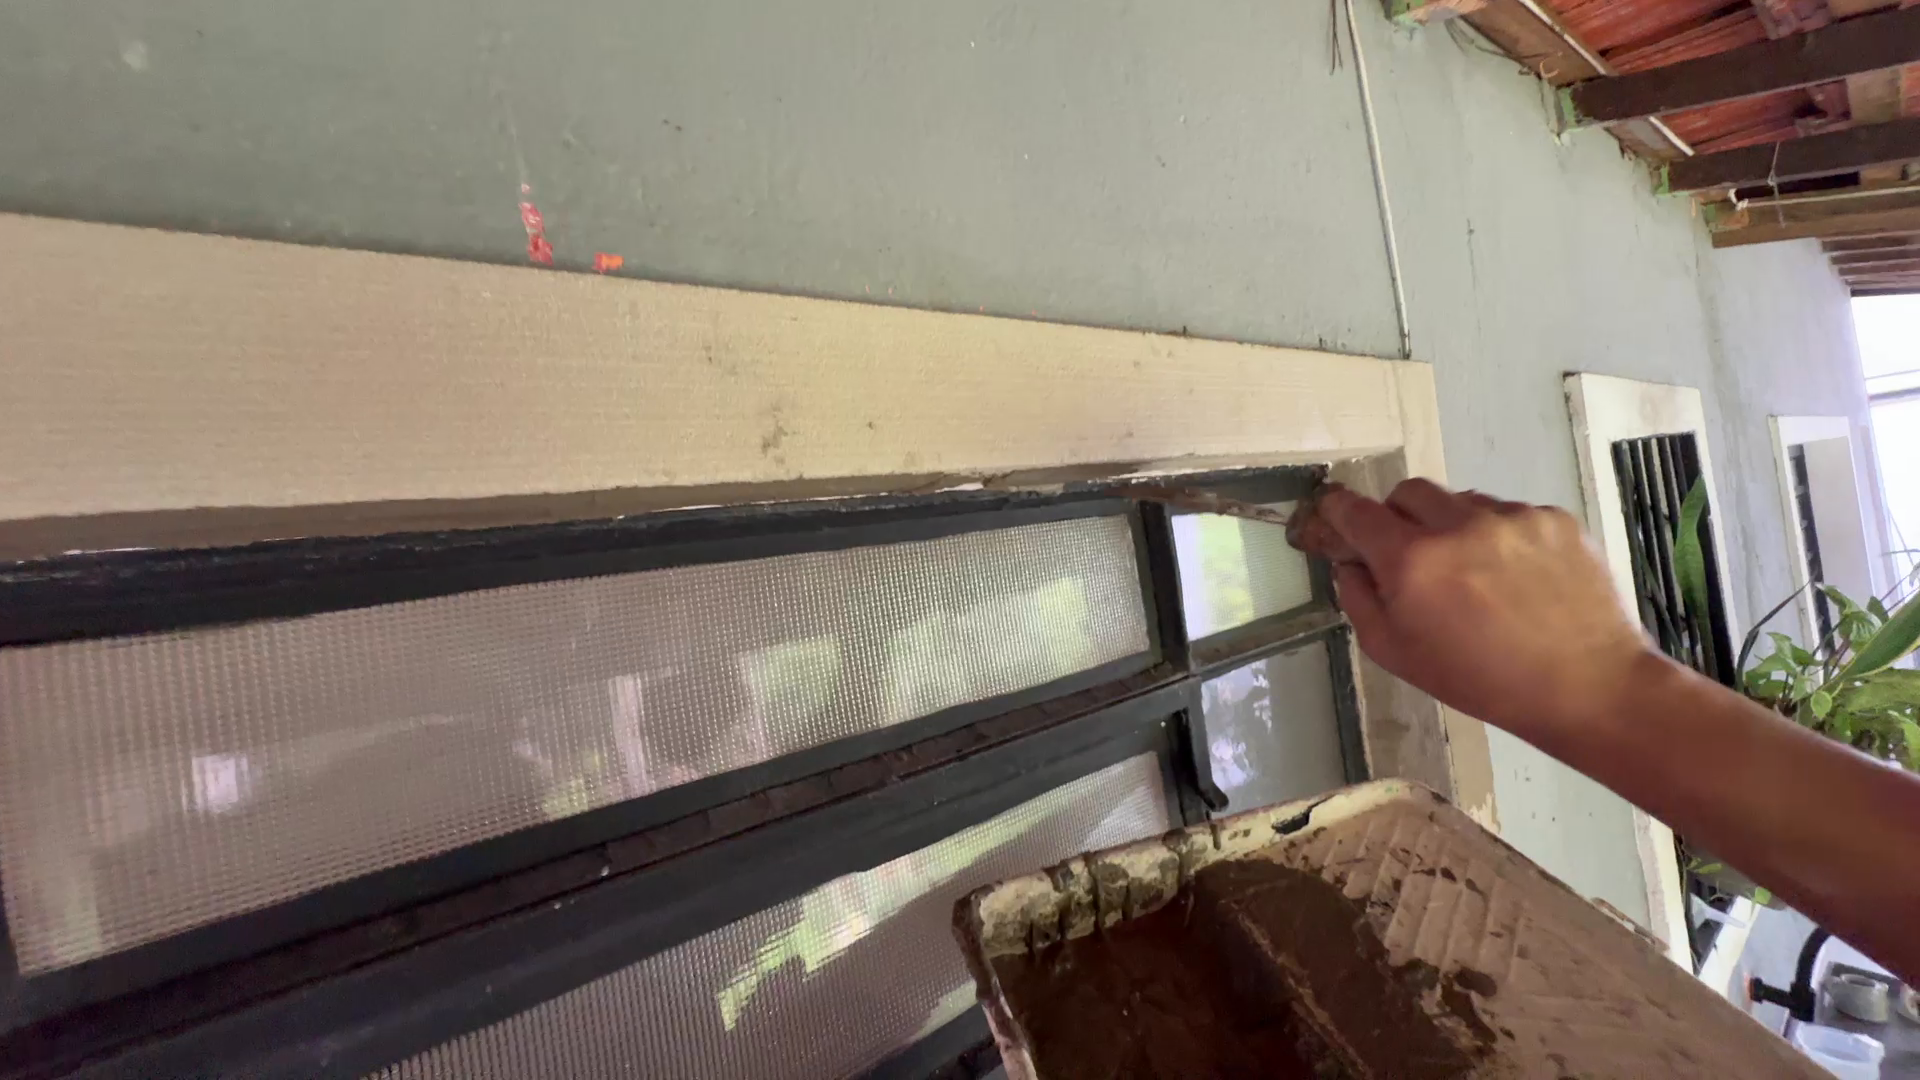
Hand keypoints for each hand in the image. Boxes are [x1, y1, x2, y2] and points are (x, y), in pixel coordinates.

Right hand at [1301, 479, 1658, 742]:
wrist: (1588, 687)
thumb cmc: (1477, 679)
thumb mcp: (1392, 652)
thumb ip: (1357, 599)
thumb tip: (1351, 564)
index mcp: (1411, 560)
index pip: (1356, 511)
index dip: (1337, 509)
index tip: (1334, 514)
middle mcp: (1458, 525)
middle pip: (1407, 491)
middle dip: (1396, 515)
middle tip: (1407, 551)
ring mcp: (1512, 517)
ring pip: (1458, 501)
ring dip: (1449, 525)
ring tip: (1471, 570)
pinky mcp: (1554, 519)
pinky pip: (1506, 513)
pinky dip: (1495, 535)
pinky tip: (1513, 576)